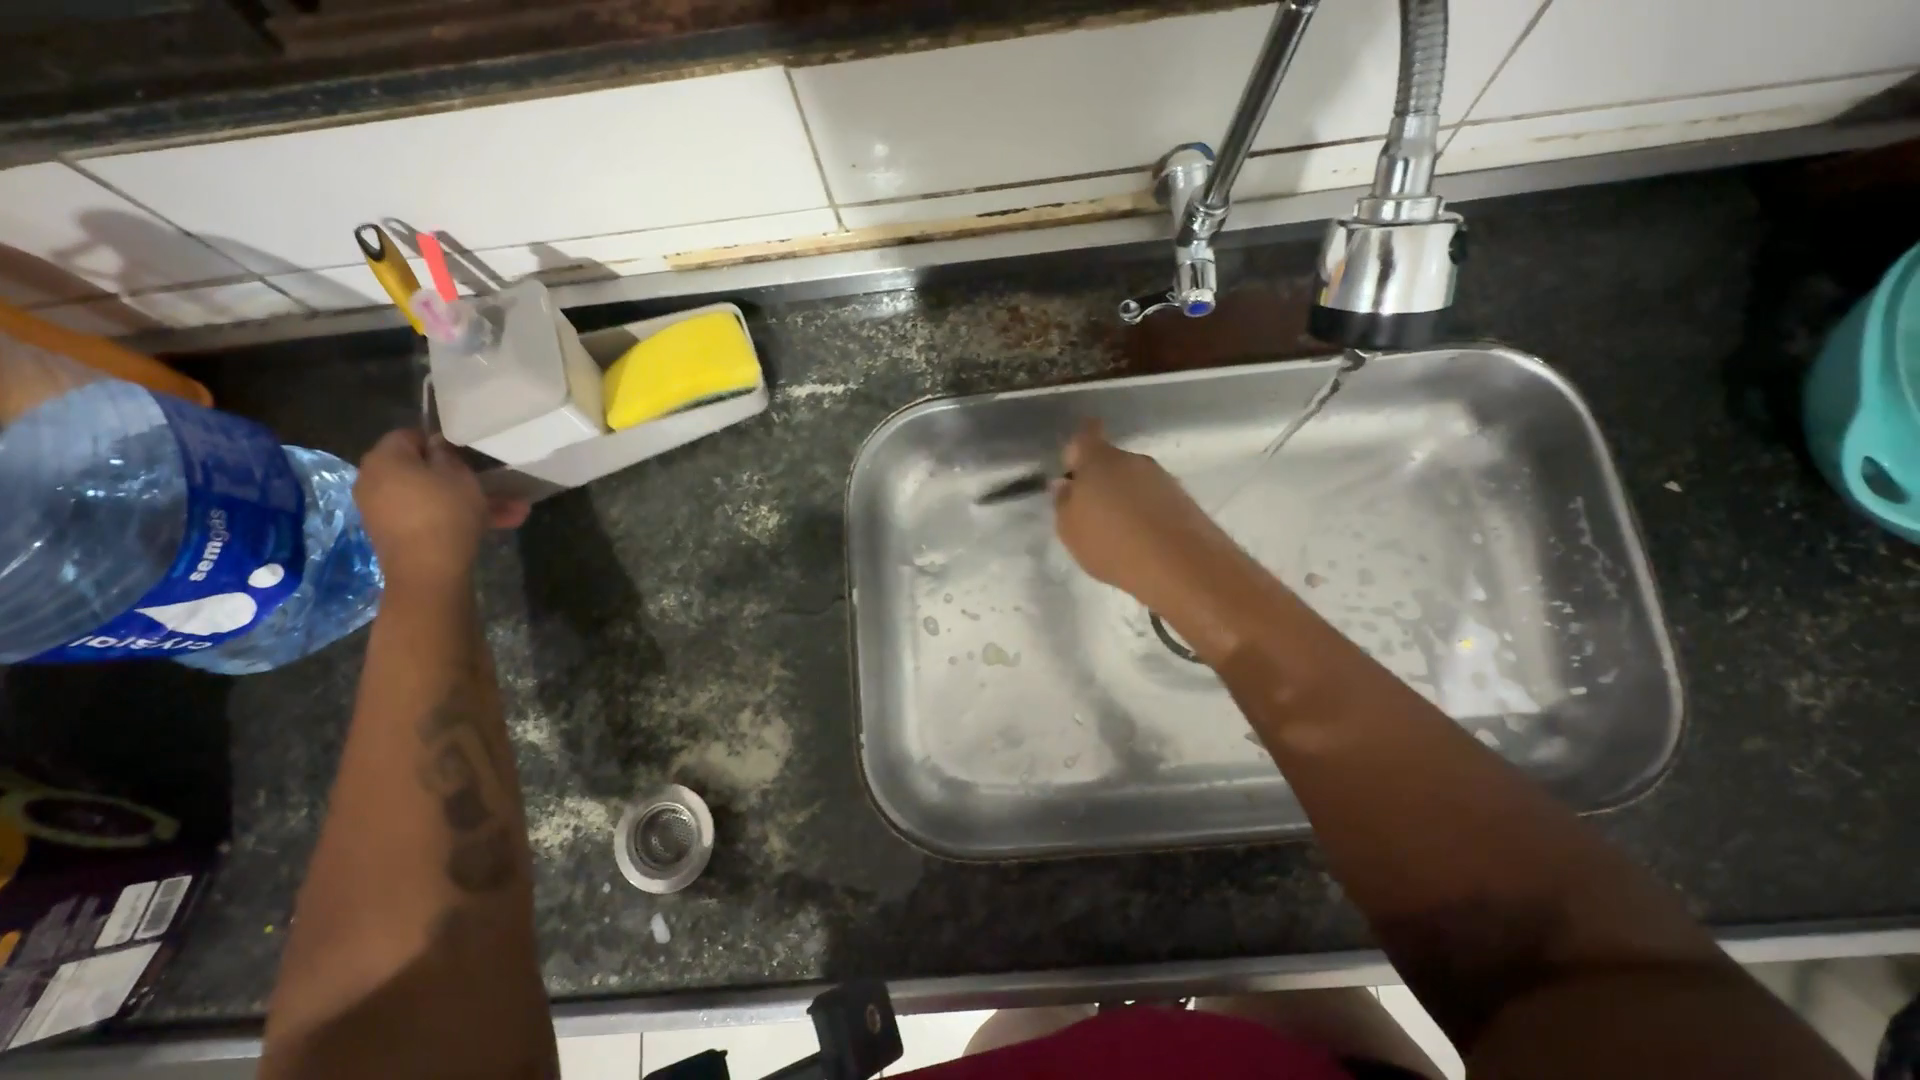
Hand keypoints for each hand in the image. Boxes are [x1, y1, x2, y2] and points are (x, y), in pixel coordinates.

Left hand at [354, 430, 529, 589]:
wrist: (427, 571)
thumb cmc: (444, 511)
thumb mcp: (459, 474)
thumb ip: (448, 454)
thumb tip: (437, 447)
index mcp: (384, 458)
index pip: (409, 435)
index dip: (440, 441)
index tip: (468, 453)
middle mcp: (374, 480)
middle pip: (420, 470)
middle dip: (460, 477)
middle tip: (492, 482)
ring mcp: (381, 510)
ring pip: (431, 497)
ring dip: (467, 501)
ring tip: (513, 511)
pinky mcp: (393, 534)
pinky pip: (427, 516)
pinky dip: (453, 518)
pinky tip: (493, 526)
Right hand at [1051, 419, 1241, 618]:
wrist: (1180, 564)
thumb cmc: (1112, 544)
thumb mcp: (1071, 530)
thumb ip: (1064, 503)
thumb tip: (1065, 484)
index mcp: (1098, 460)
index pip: (1086, 435)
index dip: (1078, 446)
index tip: (1073, 464)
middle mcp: (1132, 460)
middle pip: (1110, 461)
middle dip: (1099, 479)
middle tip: (1090, 509)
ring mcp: (1161, 477)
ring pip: (1133, 479)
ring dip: (1124, 496)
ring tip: (1118, 529)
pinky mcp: (1183, 497)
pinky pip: (1154, 497)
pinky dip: (1145, 510)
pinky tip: (1141, 537)